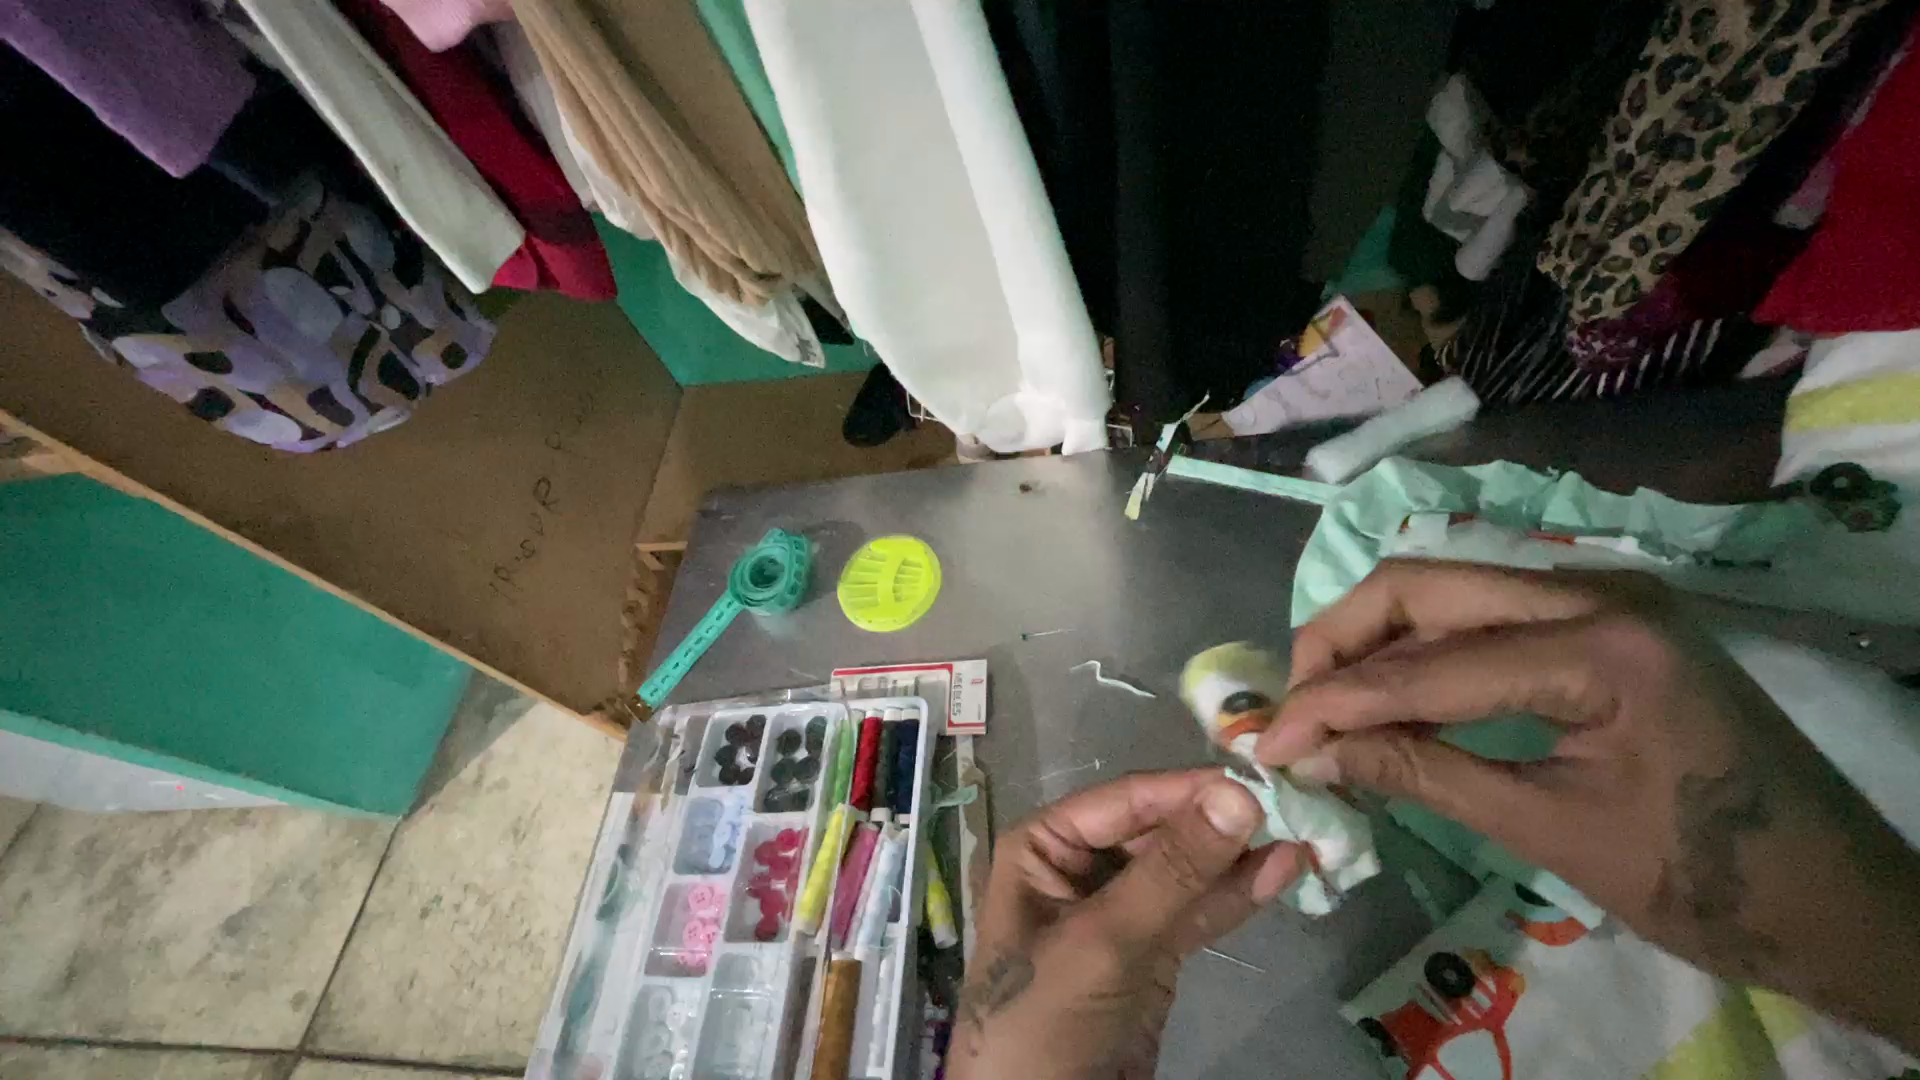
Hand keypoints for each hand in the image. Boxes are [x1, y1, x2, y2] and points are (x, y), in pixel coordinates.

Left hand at [948, 770, 1300, 1079]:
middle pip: (1159, 830)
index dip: (1189, 789)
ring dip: (1237, 859)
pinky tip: (1281, 875)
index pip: (1126, 801)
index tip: (1257, 782)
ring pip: (1184, 872)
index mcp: (1046, 844)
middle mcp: (1080, 865)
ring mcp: (1118, 909)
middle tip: (1293, 809)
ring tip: (1304, 838)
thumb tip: (1237, 795)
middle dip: (1219, 824)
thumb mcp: (1104, 939)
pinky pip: (1194, 912)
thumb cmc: (1046, 1016)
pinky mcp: (1149, 950)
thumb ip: (1171, 870)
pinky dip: (1234, 897)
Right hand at [1257, 559, 1919, 1047]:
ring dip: (1368, 645)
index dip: (1330, 704)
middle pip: (1415, 587)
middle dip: (1336, 644)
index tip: (1270, 742)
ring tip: (1327, 706)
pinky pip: (1471, 618)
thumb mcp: (1547, 831)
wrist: (1848, 903)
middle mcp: (1592, 591)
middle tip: (1295, 708)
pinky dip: (1414, 656)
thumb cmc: (1709, 882)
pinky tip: (1387, 700)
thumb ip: (1417, 774)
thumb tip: (1309, 754)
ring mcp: (1593, 595)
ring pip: (1436, 592)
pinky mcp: (1588, 616)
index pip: (1420, 666)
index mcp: (1597, 647)